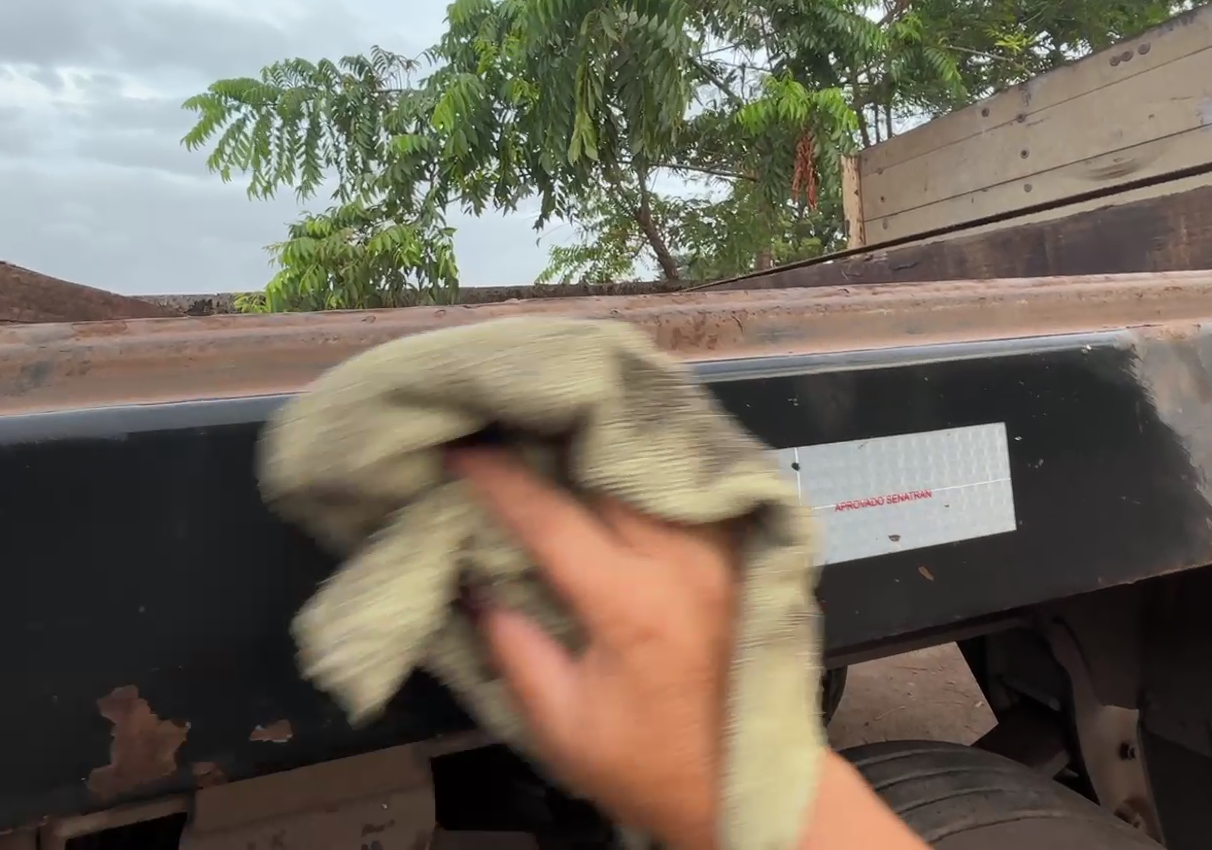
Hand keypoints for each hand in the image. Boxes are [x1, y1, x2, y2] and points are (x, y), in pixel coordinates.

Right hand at [452, 448, 735, 849]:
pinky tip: (614, 461)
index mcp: (631, 603)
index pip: (551, 520)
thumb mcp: (563, 725)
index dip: (499, 480)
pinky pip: (681, 489)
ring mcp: (718, 549)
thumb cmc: (654, 765)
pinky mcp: (736, 550)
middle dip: (551, 447)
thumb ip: (513, 646)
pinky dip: (642, 472)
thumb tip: (478, 584)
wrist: (748, 782)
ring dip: (598, 452)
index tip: (464, 454)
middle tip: (509, 430)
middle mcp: (682, 560)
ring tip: (554, 434)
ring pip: (647, 472)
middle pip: (604, 475)